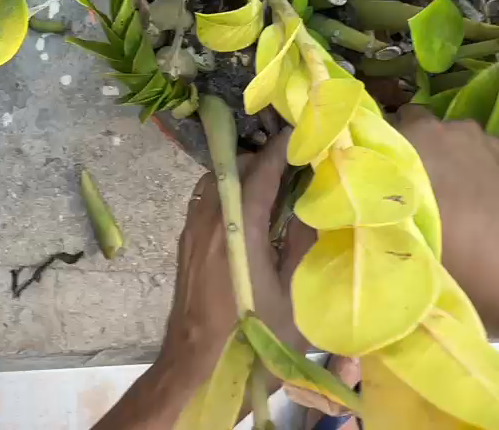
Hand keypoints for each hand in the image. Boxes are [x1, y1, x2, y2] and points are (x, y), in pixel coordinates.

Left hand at [159, 129, 312, 381]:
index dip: (279, 150)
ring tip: (269, 186)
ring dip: (241, 174)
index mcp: (240, 226)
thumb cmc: (252, 336)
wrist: (196, 363)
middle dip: (261, 159)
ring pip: (216, 180)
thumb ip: (302, 246)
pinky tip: (246, 213)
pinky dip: (226, 192)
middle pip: (235, 169)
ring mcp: (193, 227)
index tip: (296, 135)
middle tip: (290, 162)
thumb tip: (312, 208)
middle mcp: (211, 216)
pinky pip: (205, 198)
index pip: (261, 173)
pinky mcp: (185, 240)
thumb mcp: (293, 297)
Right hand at [395, 107, 498, 340]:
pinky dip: (482, 167)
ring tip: (456, 197)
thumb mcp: (405, 247)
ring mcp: (483, 138)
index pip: (376, 131)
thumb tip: (364, 210)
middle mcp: (443, 129)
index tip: (377, 178)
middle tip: (415, 189)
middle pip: (416, 128)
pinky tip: (489, 201)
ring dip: (449, 157)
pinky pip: (485, 151)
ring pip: (453, 139)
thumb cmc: (466, 266)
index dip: (375, 154)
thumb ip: (379, 217)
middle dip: (414, 149)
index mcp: (409, 145)